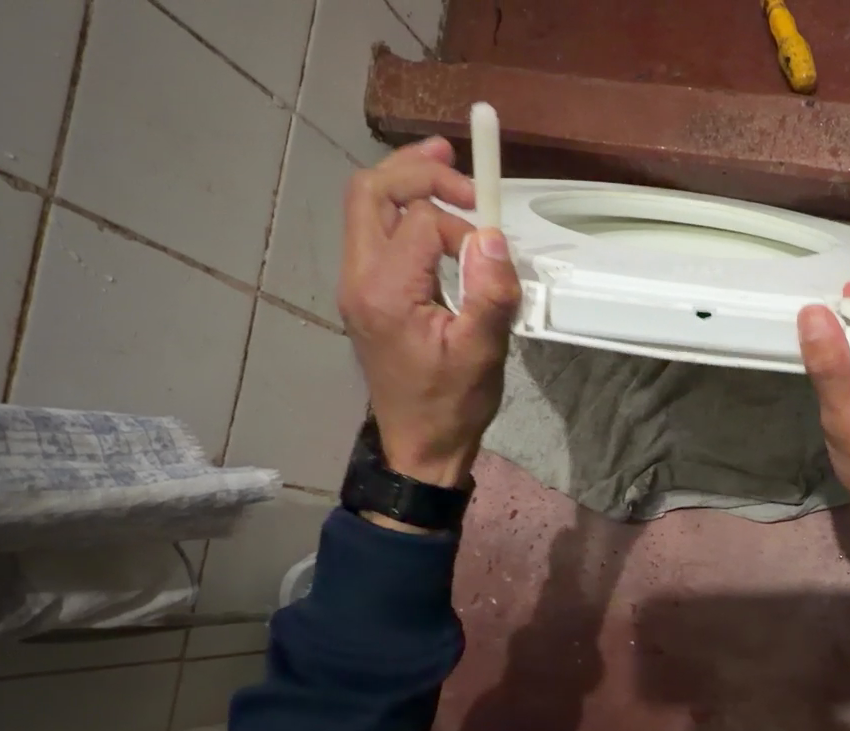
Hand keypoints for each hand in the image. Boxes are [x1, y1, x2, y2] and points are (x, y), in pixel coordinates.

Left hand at [337, 137, 519, 496]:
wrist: (419, 445)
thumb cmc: (452, 405)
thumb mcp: (483, 354)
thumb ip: (489, 293)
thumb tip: (492, 235)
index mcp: (385, 291)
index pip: (420, 222)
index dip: (462, 225)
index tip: (492, 255)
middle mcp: (359, 278)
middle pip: (371, 192)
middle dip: (416, 171)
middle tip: (460, 167)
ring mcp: (356, 284)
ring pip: (367, 206)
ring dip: (406, 184)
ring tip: (448, 170)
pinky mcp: (366, 293)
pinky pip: (375, 232)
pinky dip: (404, 211)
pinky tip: (436, 217)